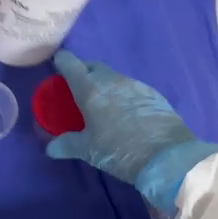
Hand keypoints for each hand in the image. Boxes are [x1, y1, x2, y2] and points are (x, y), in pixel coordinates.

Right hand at [46, 50, 217, 213]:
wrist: (167, 156)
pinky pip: (132, 88)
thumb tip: (50, 148)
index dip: (62, 62)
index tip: (58, 67)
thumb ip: (67, 145)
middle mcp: (112, 80)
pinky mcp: (154, 94)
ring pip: (114, 77)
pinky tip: (127, 113)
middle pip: (93, 66)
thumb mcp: (89, 151)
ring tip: (104, 103)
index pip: (70, 62)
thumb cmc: (119, 150)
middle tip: (79, 89)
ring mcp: (136, 85)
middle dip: (84, 72)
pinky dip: (124, 95)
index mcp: (90, 88)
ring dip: (105, 84)